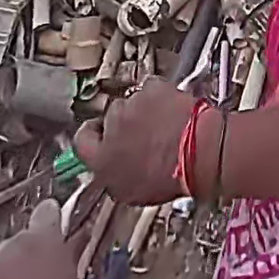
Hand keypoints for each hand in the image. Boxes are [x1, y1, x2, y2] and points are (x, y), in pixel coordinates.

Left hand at [0, 201, 79, 278]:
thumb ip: (71, 258)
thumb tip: (76, 244)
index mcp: (42, 239)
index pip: (48, 212)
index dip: (53, 218)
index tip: (58, 220)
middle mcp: (9, 248)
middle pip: (21, 242)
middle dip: (29, 255)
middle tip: (41, 276)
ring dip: (8, 276)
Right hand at [73, 79, 198, 204]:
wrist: (197, 151)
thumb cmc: (168, 177)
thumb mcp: (130, 191)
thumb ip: (112, 174)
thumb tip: (111, 164)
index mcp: (101, 157)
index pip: (82, 139)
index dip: (93, 135)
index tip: (101, 134)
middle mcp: (112, 126)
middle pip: (111, 117)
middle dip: (124, 122)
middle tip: (143, 133)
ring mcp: (132, 103)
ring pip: (132, 101)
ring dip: (143, 109)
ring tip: (162, 122)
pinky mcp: (152, 87)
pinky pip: (151, 88)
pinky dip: (159, 95)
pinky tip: (170, 109)